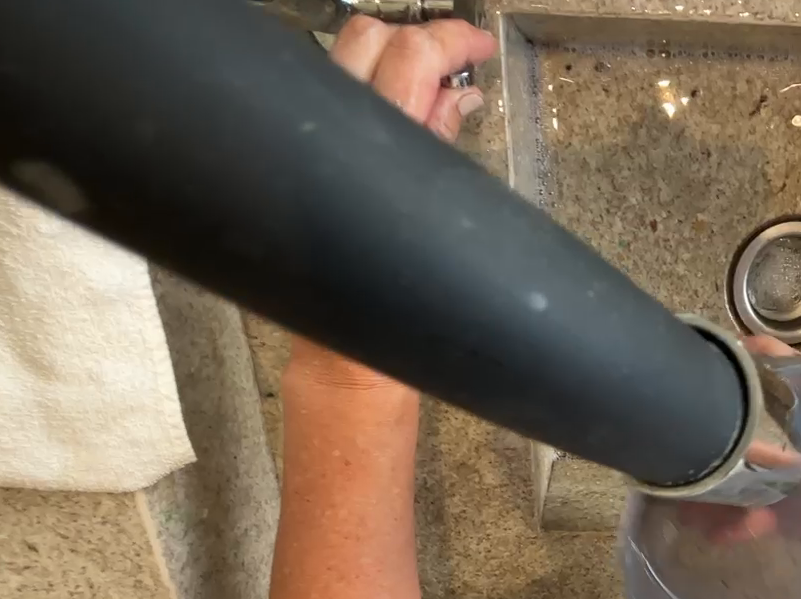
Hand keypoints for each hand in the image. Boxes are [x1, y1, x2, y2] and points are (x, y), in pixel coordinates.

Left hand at [287, 16, 498, 394]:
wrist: (347, 357)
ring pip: (351, 64)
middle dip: (416, 39)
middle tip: (456, 67)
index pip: (406, 58)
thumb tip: (453, 95)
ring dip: (400, 67)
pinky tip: (415, 120)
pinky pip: (349, 109)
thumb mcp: (433, 228)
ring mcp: (323, 150)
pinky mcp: (321, 170)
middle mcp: (335, 139)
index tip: (479, 44)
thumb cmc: (386, 312)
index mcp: (366, 151)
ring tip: (441, 97)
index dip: (449, 38)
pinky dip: (387, 100)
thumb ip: (438, 147)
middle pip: (366, 38)